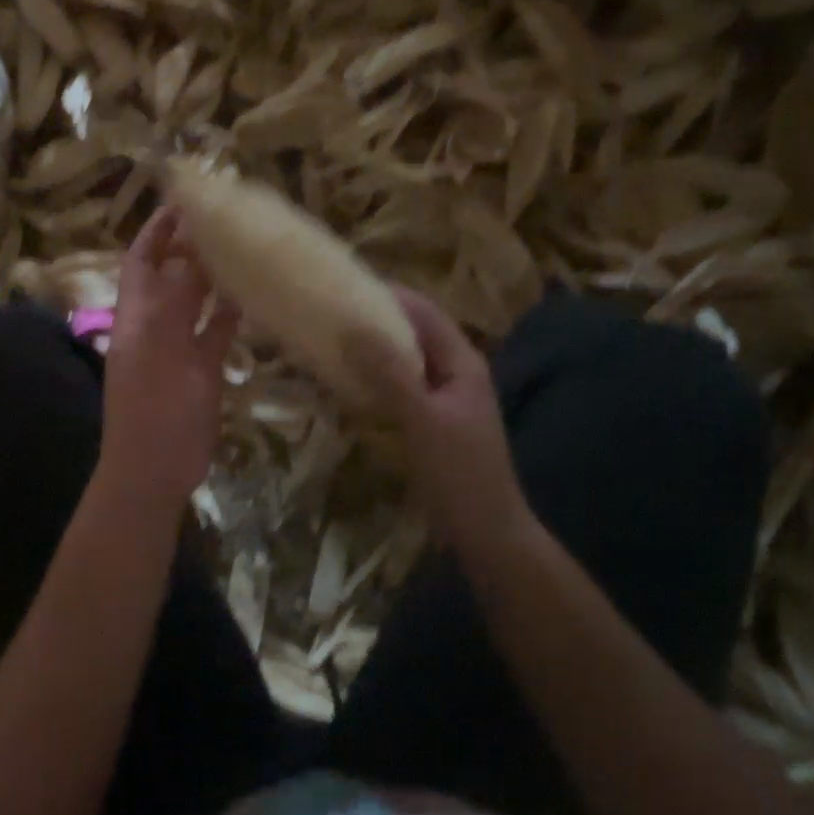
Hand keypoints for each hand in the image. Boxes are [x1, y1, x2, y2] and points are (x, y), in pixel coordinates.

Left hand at [97, 207, 239, 507]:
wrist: (155, 471)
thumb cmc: (153, 410)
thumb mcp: (162, 349)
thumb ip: (175, 299)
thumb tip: (188, 249)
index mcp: (135, 316)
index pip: (142, 259)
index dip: (158, 230)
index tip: (185, 200)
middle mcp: (154, 325)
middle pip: (171, 274)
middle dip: (191, 245)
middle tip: (229, 216)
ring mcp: (178, 349)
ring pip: (196, 301)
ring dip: (215, 275)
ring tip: (246, 244)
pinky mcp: (202, 371)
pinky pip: (216, 332)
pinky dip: (231, 313)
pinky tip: (254, 293)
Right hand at [348, 286, 530, 548]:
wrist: (486, 532)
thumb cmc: (461, 473)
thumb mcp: (423, 420)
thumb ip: (390, 374)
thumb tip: (352, 328)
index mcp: (462, 363)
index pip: (423, 311)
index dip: (388, 293)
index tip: (344, 282)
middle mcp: (454, 372)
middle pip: (411, 332)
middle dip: (373, 318)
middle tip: (328, 311)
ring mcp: (442, 398)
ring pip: (402, 360)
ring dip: (370, 349)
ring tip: (328, 339)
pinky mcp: (429, 422)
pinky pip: (397, 387)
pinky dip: (372, 378)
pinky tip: (344, 383)